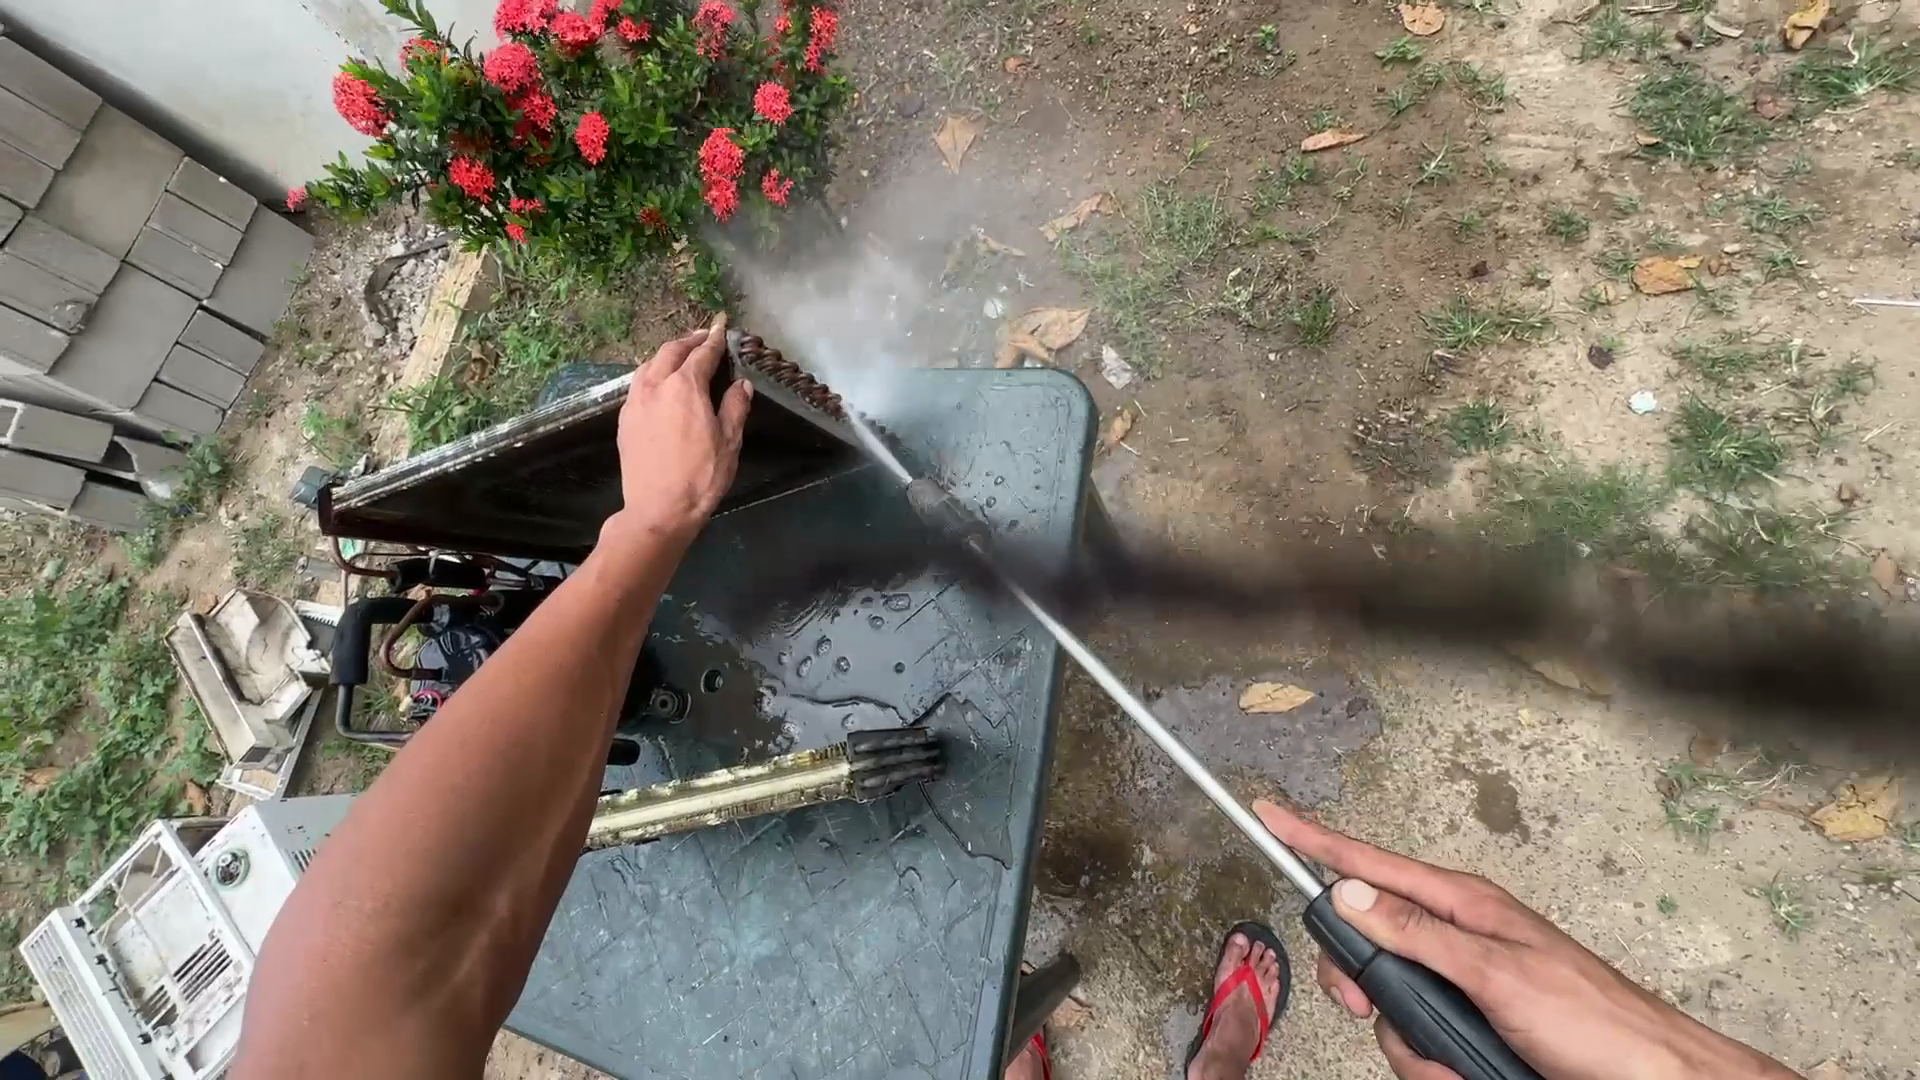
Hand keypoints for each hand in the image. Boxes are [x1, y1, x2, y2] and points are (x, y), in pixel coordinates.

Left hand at [612, 316, 751, 541]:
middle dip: (689, 341)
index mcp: (685, 387)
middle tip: (704, 337)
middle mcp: (655, 386)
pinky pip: (639, 384)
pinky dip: (653, 373)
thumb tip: (741, 384)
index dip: (714, 339)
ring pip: (649, 365)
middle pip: (670, 351)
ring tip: (682, 356)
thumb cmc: (701, 476)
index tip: (721, 326)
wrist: (659, 508)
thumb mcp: (729, 442)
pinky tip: (661, 383)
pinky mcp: (625, 419)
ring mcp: (635, 402)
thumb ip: (735, 407)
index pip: (702, 354)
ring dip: (667, 355)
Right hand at [1251, 800, 1797, 1079]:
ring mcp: (1458, 980)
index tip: (1268, 813)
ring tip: (1451, 1064)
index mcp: (1457, 902)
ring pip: (1387, 997)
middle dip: (1358, 978)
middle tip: (1361, 1004)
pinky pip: (1415, 1036)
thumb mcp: (1497, 975)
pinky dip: (1429, 1064)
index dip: (1311, 836)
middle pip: (1364, 937)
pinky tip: (1462, 1074)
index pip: (1366, 858)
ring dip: (1407, 1040)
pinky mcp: (1466, 1022)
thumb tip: (1349, 891)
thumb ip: (1416, 932)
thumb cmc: (1597, 1025)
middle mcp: (1450, 934)